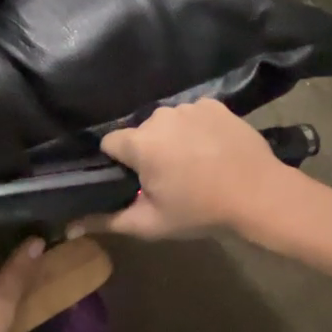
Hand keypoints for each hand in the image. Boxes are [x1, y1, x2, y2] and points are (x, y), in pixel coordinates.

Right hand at [76, 99, 293, 238]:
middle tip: (170, 181)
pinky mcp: (215, 105)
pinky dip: (197, 130)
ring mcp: (189, 107)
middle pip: (140, 134)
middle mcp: (159, 116)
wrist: (261, 196)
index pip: (110, 144)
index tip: (136, 182)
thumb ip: (107, 221)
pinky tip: (212, 150)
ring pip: (167, 124)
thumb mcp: (151, 224)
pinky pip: (193, 115)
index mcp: (139, 142)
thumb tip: (70, 227)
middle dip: (148, 153)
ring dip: (173, 140)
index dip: (119, 164)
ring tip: (195, 165)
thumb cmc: (201, 210)